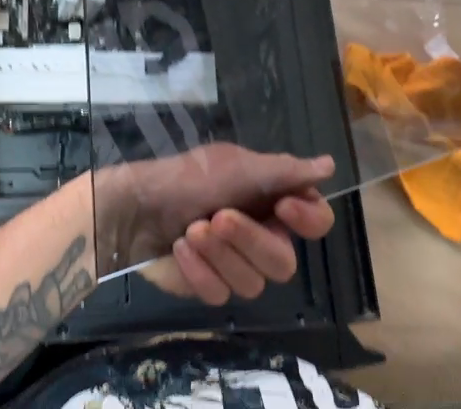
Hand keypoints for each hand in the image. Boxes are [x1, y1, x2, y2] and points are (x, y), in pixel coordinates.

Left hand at [91, 144, 337, 305]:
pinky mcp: (210, 286)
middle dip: (250, 241)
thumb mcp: (234, 166)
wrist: (132, 206)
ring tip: (192, 230)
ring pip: (254, 283)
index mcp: (271, 201)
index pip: (316, 221)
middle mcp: (260, 234)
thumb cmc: (184, 178)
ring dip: (220, 255)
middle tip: (218, 218)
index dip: (309, 219)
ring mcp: (235, 264)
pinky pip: (221, 295)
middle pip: (284, 262)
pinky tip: (180, 249)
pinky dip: (199, 271)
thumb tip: (329, 164)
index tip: (286, 206)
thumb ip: (284, 170)